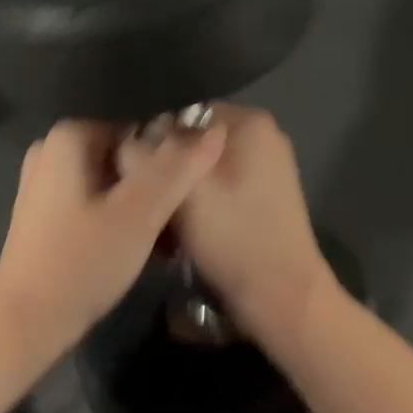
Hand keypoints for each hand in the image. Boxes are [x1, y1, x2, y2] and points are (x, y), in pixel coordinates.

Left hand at [0, 119, 227, 353]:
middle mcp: (51, 149)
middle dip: (153, 184)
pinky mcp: (43, 214)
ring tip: (161, 236)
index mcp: (69, 134)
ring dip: (137, 204)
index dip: (169, 158)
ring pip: (111, 181)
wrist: (24, 326)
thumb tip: (214, 129)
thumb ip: (178, 168)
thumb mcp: (139, 214)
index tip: (186, 192)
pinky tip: (132, 247)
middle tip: (176, 219)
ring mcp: (43, 182)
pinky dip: (115, 217)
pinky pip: (93, 200)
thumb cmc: (82, 262)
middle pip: (123, 155)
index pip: (139, 128)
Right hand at [122, 105, 336, 337]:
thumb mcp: (182, 191)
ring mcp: (268, 169)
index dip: (151, 138)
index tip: (131, 168)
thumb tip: (127, 139)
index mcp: (250, 121)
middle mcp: (263, 136)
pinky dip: (199, 206)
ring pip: (203, 169)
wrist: (285, 301)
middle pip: (193, 141)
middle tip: (144, 199)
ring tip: (160, 222)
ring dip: (179, 191)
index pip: (183, 111)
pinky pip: (219, 189)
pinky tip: (181, 235)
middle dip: (166, 169)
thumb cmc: (235, 236)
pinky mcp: (265, 200)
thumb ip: (147, 156)